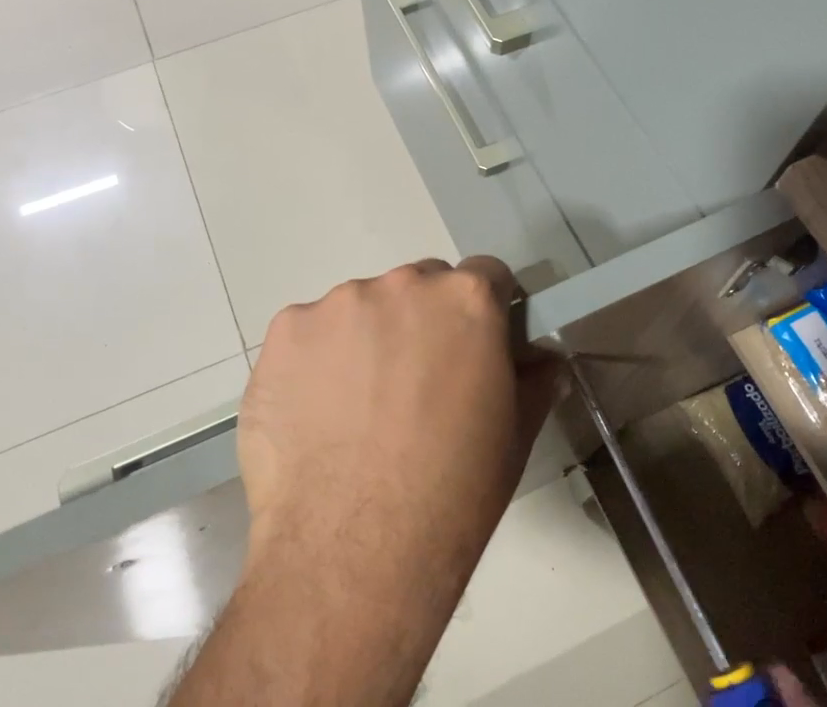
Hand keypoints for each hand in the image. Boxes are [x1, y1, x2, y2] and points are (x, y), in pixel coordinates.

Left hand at [239, 256, 557, 586]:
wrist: (353, 549)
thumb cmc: (452, 493)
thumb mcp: (513, 437)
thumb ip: (533, 383)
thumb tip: (544, 362)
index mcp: (465, 300)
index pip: (485, 276)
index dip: (486, 311)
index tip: (475, 348)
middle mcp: (399, 285)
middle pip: (417, 287)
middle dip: (422, 323)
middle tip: (415, 387)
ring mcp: (333, 306)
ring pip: (358, 311)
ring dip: (365, 342)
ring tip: (357, 413)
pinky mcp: (282, 336)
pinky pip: (308, 337)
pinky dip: (314, 365)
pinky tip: (317, 418)